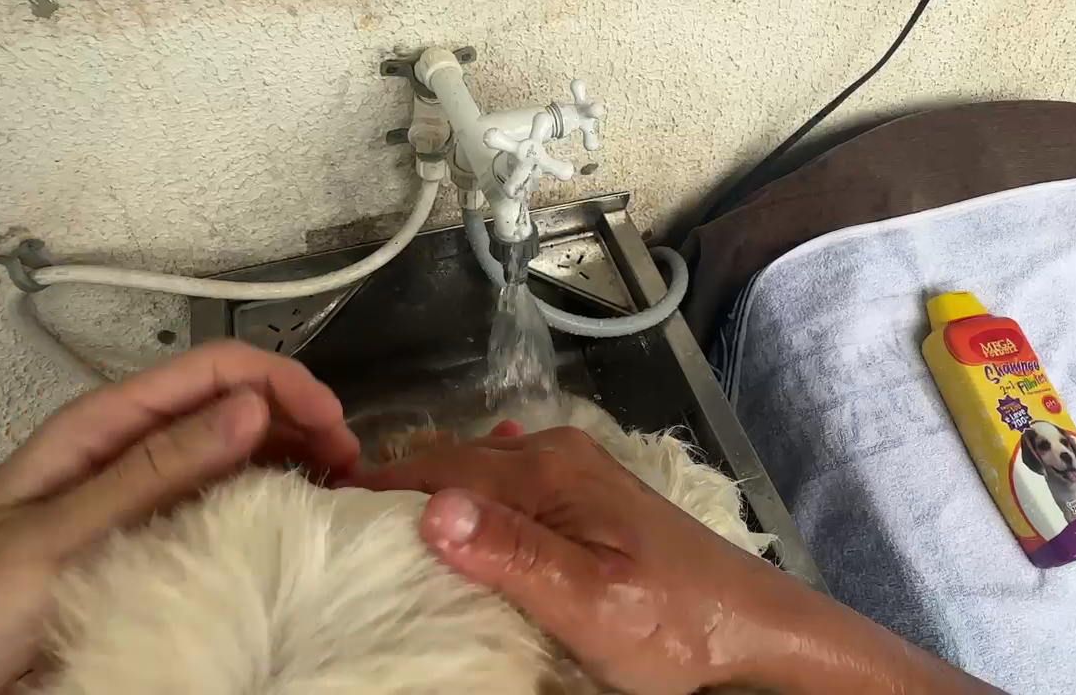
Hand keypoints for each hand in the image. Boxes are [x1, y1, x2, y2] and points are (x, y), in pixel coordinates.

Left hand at [0, 341, 359, 694]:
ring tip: (338, 487)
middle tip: (349, 465)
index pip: (215, 368)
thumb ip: (152, 470)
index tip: (334, 424)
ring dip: (291, 455)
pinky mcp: (146, 537)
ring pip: (235, 448)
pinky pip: (218, 500)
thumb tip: (253, 404)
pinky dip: (265, 498)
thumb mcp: (53, 540)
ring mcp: (140, 492)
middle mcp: (132, 445)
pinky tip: (294, 516)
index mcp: (107, 423)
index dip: (282, 381)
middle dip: (298, 417)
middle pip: (234, 402)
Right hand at [354, 426, 1000, 694]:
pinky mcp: (589, 491)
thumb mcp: (588, 601)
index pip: (444, 467)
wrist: (746, 623)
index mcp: (546, 471)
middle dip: (404, 479)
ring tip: (388, 510)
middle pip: (460, 460)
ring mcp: (576, 468)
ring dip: (438, 483)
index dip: (385, 482)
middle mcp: (555, 453)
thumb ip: (512, 551)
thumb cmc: (668, 621)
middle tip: (346, 514)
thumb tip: (430, 506)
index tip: (328, 501)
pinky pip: (516, 476)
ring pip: (486, 467)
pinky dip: (480, 484)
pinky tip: (471, 494)